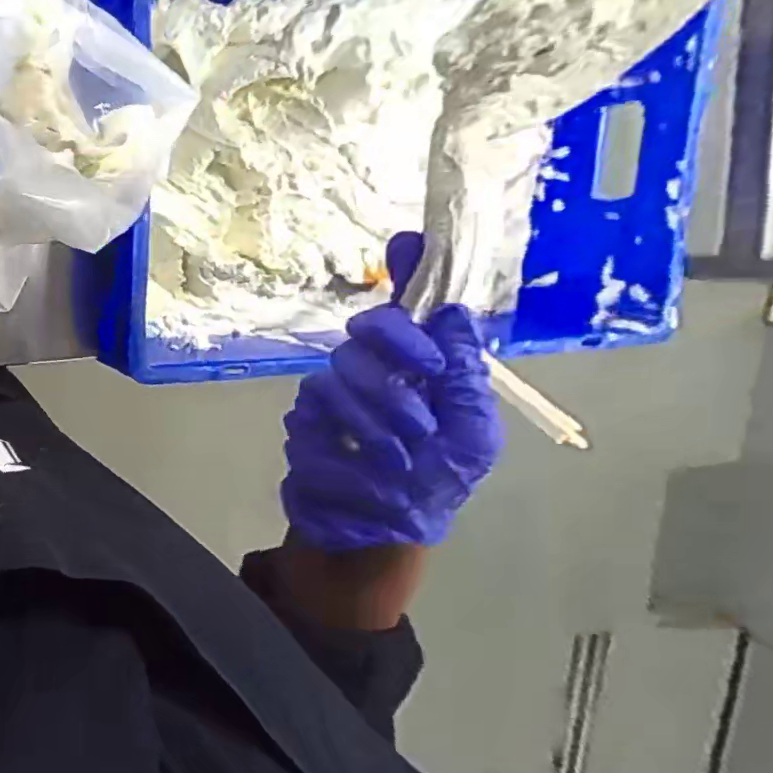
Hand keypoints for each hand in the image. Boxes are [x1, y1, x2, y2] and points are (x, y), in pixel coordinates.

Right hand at [280, 232, 501, 551]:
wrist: (376, 530)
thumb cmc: (433, 483)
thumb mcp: (471, 432)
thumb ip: (462, 374)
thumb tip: (450, 310)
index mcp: (419, 369)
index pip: (408, 312)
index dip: (411, 275)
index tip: (410, 242)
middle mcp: (373, 371)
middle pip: (369, 333)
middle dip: (400, 361)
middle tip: (423, 396)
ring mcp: (332, 395)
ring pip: (341, 374)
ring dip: (377, 415)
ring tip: (398, 455)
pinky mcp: (301, 422)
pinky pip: (315, 411)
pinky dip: (346, 439)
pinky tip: (358, 464)